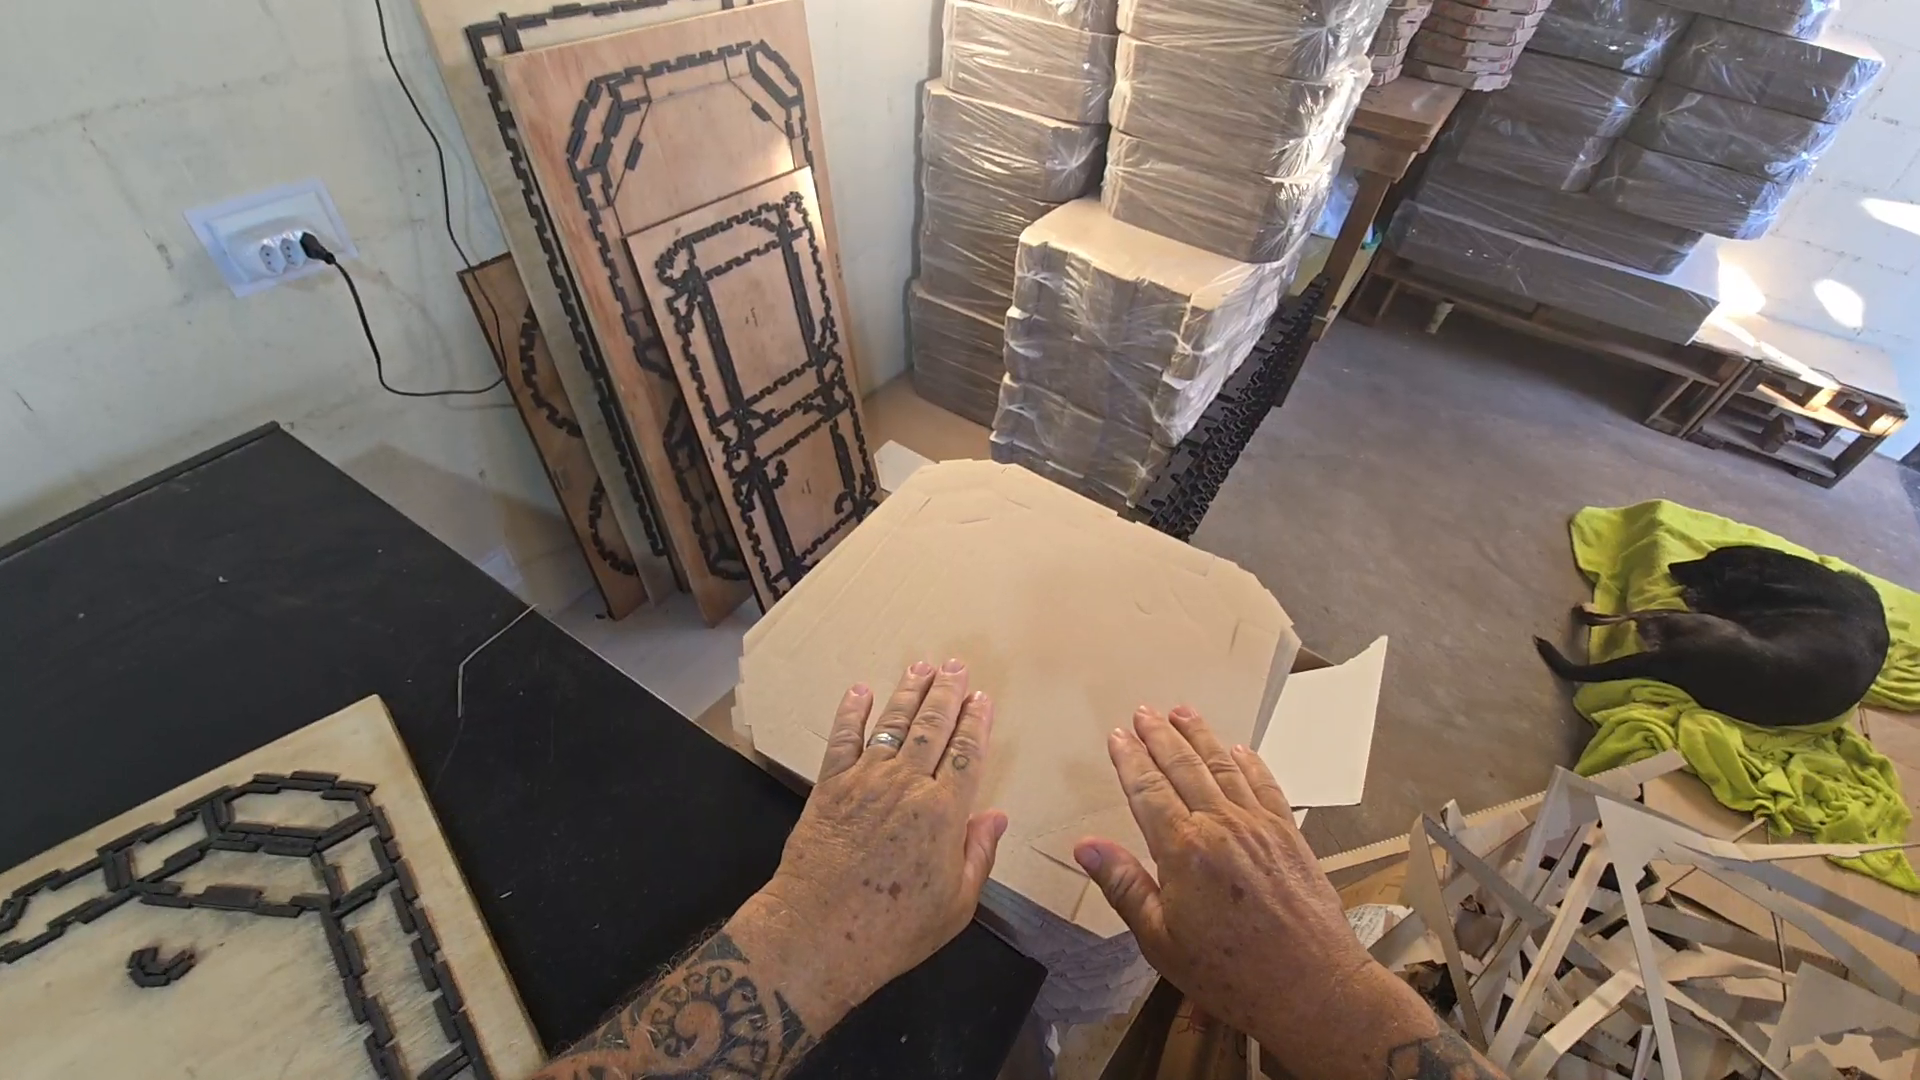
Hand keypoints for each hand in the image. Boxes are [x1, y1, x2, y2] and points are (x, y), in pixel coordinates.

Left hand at [749, 659, 1008, 1018]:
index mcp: (943, 812)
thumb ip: (978, 855)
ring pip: (893, 723)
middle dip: (947, 692)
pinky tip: (860, 690)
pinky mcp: (831, 784)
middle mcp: (907, 784)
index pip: (967, 752)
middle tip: (957, 665)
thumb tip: (997, 815)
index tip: (982, 697)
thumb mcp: (955, 906)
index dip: (976, 721)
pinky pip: (844, 738)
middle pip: (932, 726)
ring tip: (922, 666)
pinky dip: (852, 711)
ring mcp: (866, 779)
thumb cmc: (894, 928)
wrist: (818, 934)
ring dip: (909, 691)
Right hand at [1072, 706, 1377, 1051]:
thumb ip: (1123, 885)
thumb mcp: (1161, 940)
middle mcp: (1220, 824)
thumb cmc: (1230, 974)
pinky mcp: (1289, 834)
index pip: (1147, 789)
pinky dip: (1249, 762)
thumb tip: (1084, 846)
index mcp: (1183, 849)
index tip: (1118, 736)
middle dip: (1159, 736)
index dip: (1130, 759)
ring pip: (1222, 766)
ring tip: (1181, 711)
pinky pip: (1265, 785)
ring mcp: (1258, 825)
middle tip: (1143, 711)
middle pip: (1183, 766)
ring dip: (1199, 735)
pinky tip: (1239, 748)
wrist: (1315, 991)